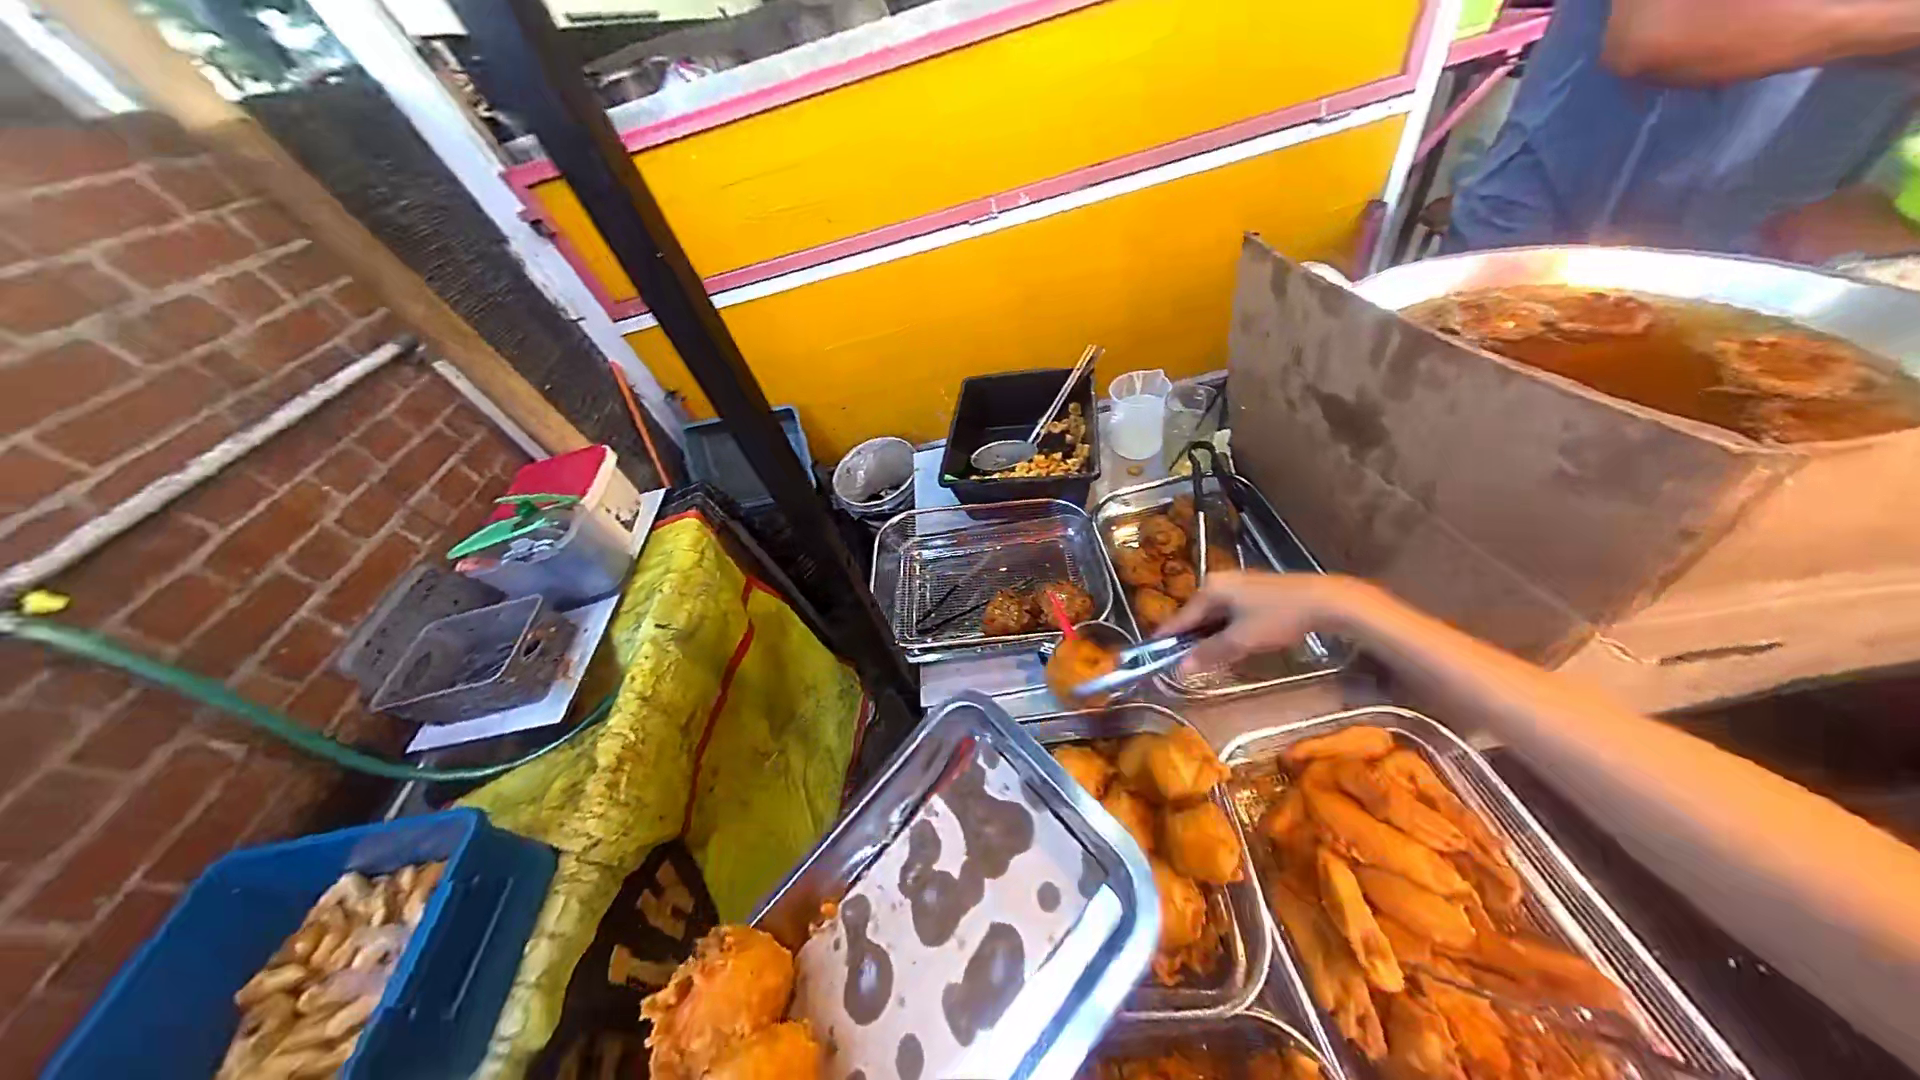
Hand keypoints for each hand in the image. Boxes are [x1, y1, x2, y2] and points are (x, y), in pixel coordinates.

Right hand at [1157, 572, 1384, 670]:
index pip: (1179, 618)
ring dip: (1209, 635)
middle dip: (1190, 639)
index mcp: (1209, 589)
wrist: (1325, 600)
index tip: (1152, 655)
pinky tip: (1231, 643)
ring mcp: (1237, 584)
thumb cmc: (1278, 617)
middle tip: (1183, 662)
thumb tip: (1180, 667)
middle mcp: (1218, 582)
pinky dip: (1225, 628)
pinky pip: (1229, 612)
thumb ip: (1209, 652)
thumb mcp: (1241, 640)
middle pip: (1195, 615)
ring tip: (1206, 657)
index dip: (1167, 638)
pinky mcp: (1254, 590)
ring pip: (1213, 615)